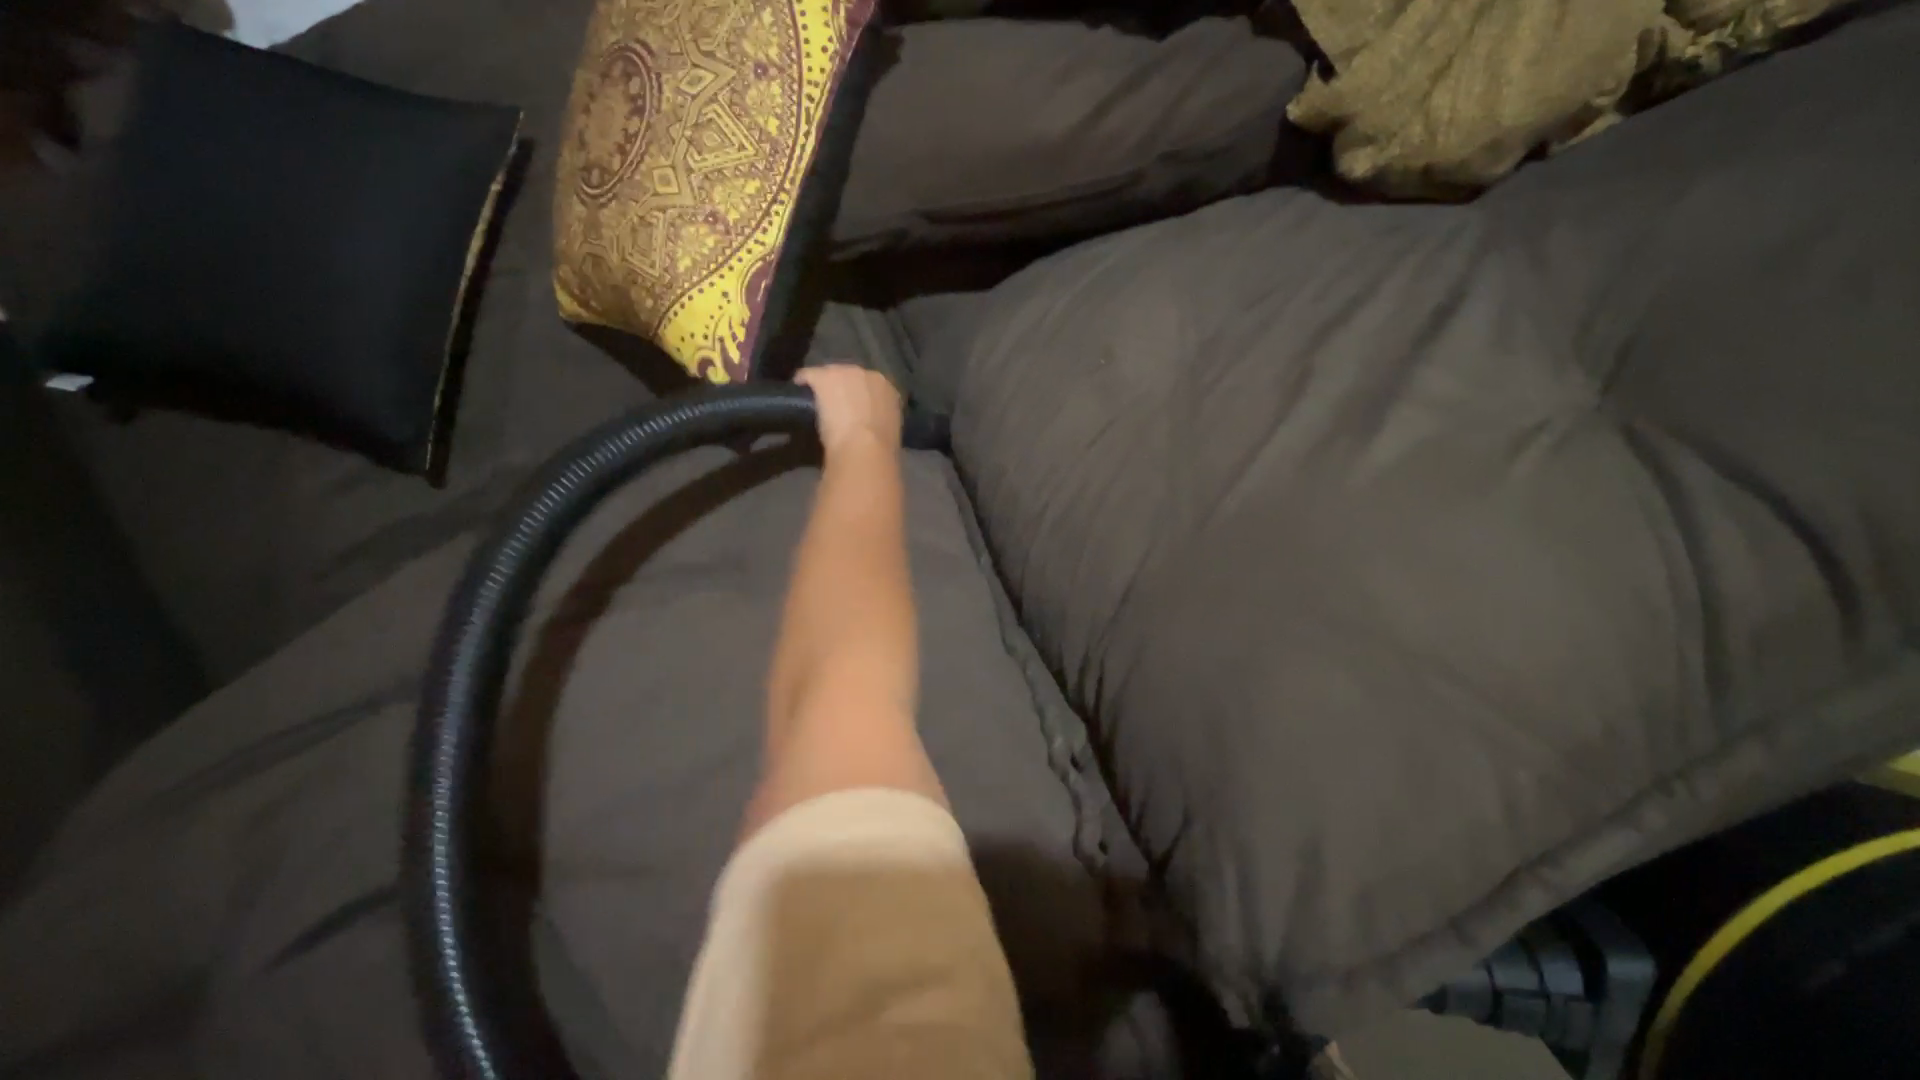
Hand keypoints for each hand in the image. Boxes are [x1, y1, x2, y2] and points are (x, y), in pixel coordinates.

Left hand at [797, 364, 902, 455]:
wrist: (865, 447)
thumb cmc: (880, 447)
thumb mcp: (887, 430)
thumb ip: (879, 420)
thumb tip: (870, 425)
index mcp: (888, 389)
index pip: (871, 386)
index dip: (861, 396)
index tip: (854, 408)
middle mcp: (868, 374)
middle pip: (851, 376)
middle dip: (844, 388)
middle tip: (836, 405)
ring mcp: (846, 373)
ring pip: (831, 374)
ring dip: (826, 386)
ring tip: (817, 399)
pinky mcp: (824, 377)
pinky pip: (810, 374)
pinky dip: (804, 379)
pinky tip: (798, 387)